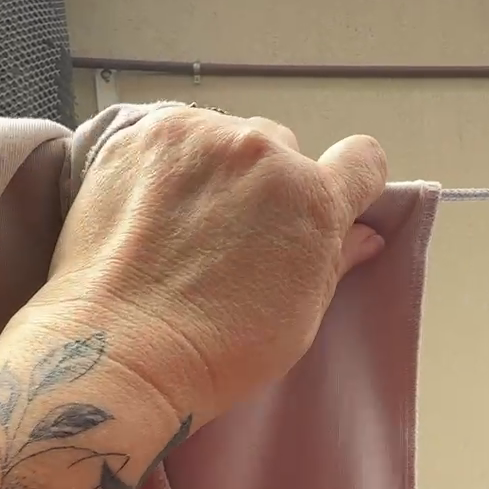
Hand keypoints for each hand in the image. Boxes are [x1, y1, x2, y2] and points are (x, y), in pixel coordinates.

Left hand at [38, 106, 388, 422]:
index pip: (363, 161)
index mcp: (312, 202)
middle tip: (234, 234)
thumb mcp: (296, 319)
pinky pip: (170, 139)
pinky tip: (148, 214)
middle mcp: (262, 152)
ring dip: (215, 170)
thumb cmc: (219, 352)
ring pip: (223, 138)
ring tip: (182, 226)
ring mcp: (198, 137)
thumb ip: (333, 262)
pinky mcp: (141, 135)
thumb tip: (365, 235)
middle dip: (266, 185)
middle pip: (281, 148)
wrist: (124, 351)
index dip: (349, 183)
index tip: (324, 206)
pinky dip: (166, 168)